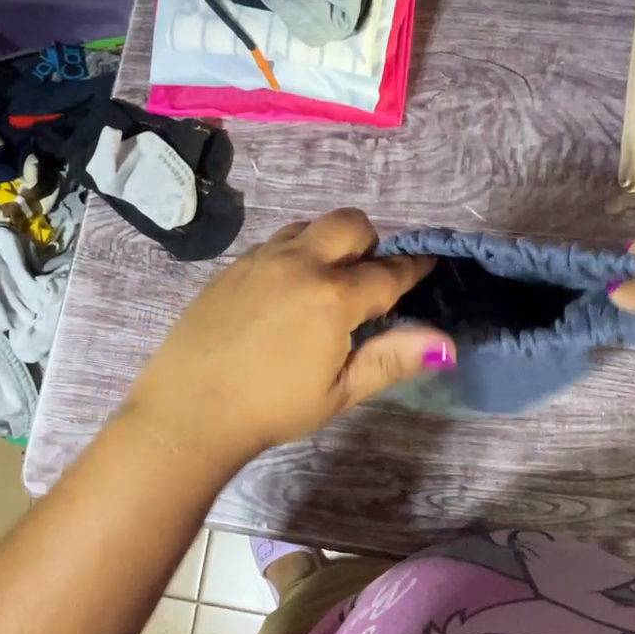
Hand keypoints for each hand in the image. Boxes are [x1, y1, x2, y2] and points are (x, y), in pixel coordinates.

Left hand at [118, 209, 452, 469]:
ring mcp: (260, 259)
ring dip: (328, 244)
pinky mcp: (232, 266)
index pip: (387, 272)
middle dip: (369, 242)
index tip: (427, 263)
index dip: (413, 267)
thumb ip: (392, 360)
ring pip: (308, 226)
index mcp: (333, 295)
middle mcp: (299, 263)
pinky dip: (294, 254)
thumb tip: (445, 342)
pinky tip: (284, 292)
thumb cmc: (271, 408)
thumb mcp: (339, 393)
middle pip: (349, 224)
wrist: (189, 409)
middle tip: (367, 279)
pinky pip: (275, 242)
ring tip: (325, 282)